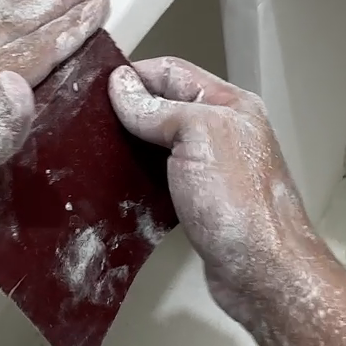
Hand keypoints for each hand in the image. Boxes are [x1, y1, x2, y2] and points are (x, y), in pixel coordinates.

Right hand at [108, 57, 327, 324]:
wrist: (262, 275)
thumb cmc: (237, 201)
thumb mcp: (197, 136)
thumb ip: (158, 108)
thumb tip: (119, 84)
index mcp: (228, 104)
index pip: (171, 71)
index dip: (132, 74)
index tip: (92, 86)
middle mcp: (220, 130)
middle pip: (163, 104)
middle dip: (125, 107)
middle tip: (83, 118)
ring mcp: (209, 167)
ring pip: (158, 141)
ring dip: (127, 142)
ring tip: (89, 146)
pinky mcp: (195, 200)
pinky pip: (158, 175)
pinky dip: (135, 174)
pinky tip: (111, 179)